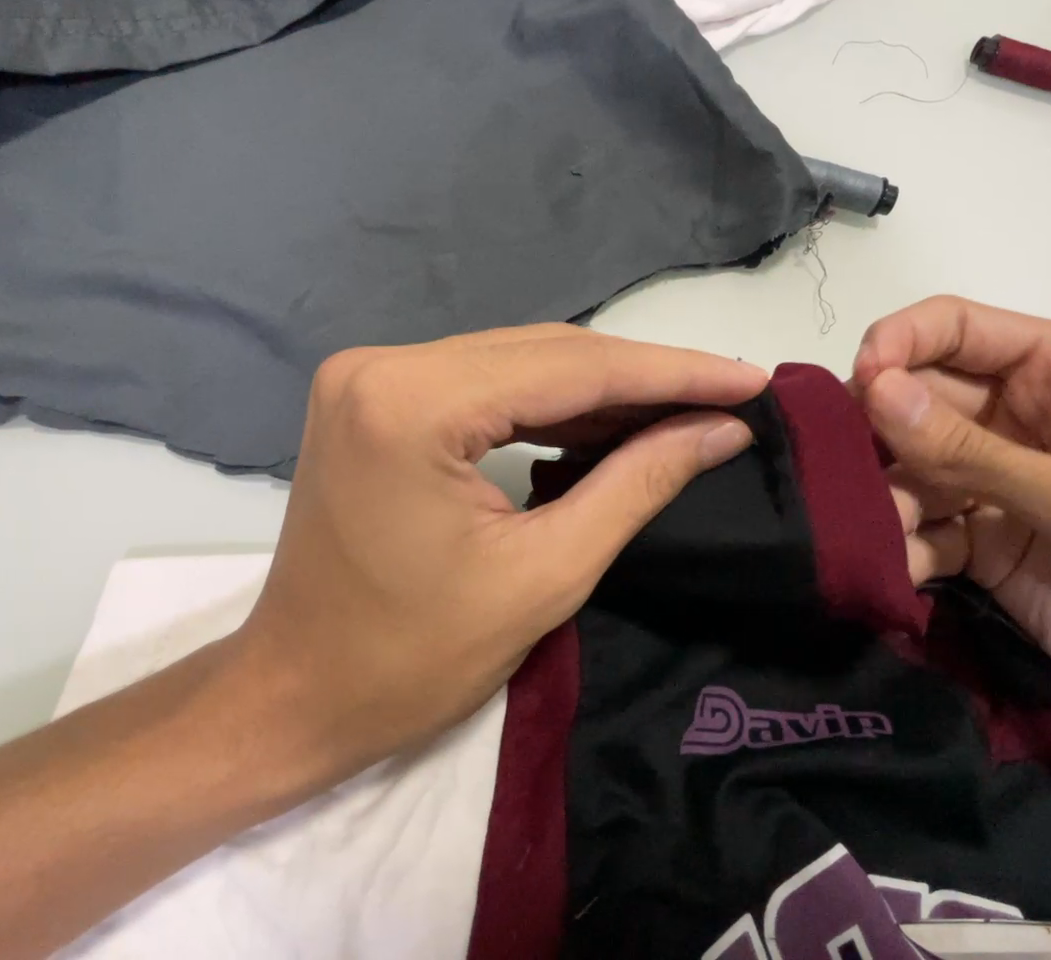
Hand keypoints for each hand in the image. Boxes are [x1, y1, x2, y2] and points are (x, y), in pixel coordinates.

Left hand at [225, 324, 766, 791]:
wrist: (298, 695)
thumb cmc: (414, 660)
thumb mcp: (546, 574)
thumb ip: (638, 483)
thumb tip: (722, 428)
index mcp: (412, 404)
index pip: (570, 369)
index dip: (672, 373)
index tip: (751, 380)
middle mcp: (382, 365)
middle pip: (543, 354)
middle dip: (642, 378)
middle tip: (728, 397)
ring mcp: (369, 377)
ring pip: (516, 364)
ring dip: (600, 390)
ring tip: (685, 410)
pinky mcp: (373, 399)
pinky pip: (481, 385)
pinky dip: (547, 405)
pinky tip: (609, 422)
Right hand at [849, 297, 1050, 731]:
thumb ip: (974, 452)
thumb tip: (874, 390)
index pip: (958, 328)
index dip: (898, 344)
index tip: (857, 389)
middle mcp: (1023, 418)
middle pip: (919, 398)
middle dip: (877, 432)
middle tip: (839, 471)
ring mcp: (1001, 482)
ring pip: (909, 465)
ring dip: (885, 495)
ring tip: (880, 531)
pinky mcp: (985, 542)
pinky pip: (922, 528)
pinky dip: (903, 545)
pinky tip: (904, 569)